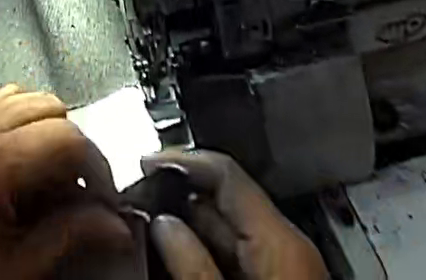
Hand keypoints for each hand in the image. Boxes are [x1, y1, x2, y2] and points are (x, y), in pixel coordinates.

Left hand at [0, 85, 131, 278]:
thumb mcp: (17, 268)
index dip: (96, 167)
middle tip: (79, 190)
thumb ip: (71, 235)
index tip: (104, 199)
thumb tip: (117, 225)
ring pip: (27, 98)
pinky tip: (22, 161)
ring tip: (51, 177)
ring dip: (49, 129)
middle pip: (52, 108)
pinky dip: (20, 120)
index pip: (70, 138)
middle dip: (73, 145)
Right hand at [143, 151, 327, 279]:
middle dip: (178, 197)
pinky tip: (176, 261)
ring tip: (147, 228)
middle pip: (224, 200)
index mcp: (283, 239)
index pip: (227, 171)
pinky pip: (235, 256)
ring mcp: (285, 266)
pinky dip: (205, 253)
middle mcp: (287, 245)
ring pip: (227, 231)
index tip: (149, 159)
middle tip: (138, 201)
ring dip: (187, 227)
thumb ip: (194, 266)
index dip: (183, 159)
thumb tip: (164, 224)